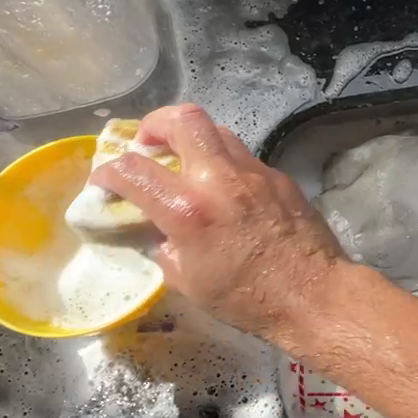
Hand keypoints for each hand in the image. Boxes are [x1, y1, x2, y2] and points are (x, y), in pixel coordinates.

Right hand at [91, 104, 350, 342]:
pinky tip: (228, 192)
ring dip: (194, 141)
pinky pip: (245, 158)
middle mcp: (221, 179)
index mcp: (189, 210)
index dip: (108, 171)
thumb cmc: (247, 299)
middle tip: (149, 144)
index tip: (104, 180)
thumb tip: (159, 230)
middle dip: (156, 123)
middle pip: (184, 119)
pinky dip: (226, 165)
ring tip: (187, 165)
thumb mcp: (187, 281)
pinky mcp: (280, 177)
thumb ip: (165, 246)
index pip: (133, 169)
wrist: (313, 294)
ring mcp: (255, 173)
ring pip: (218, 132)